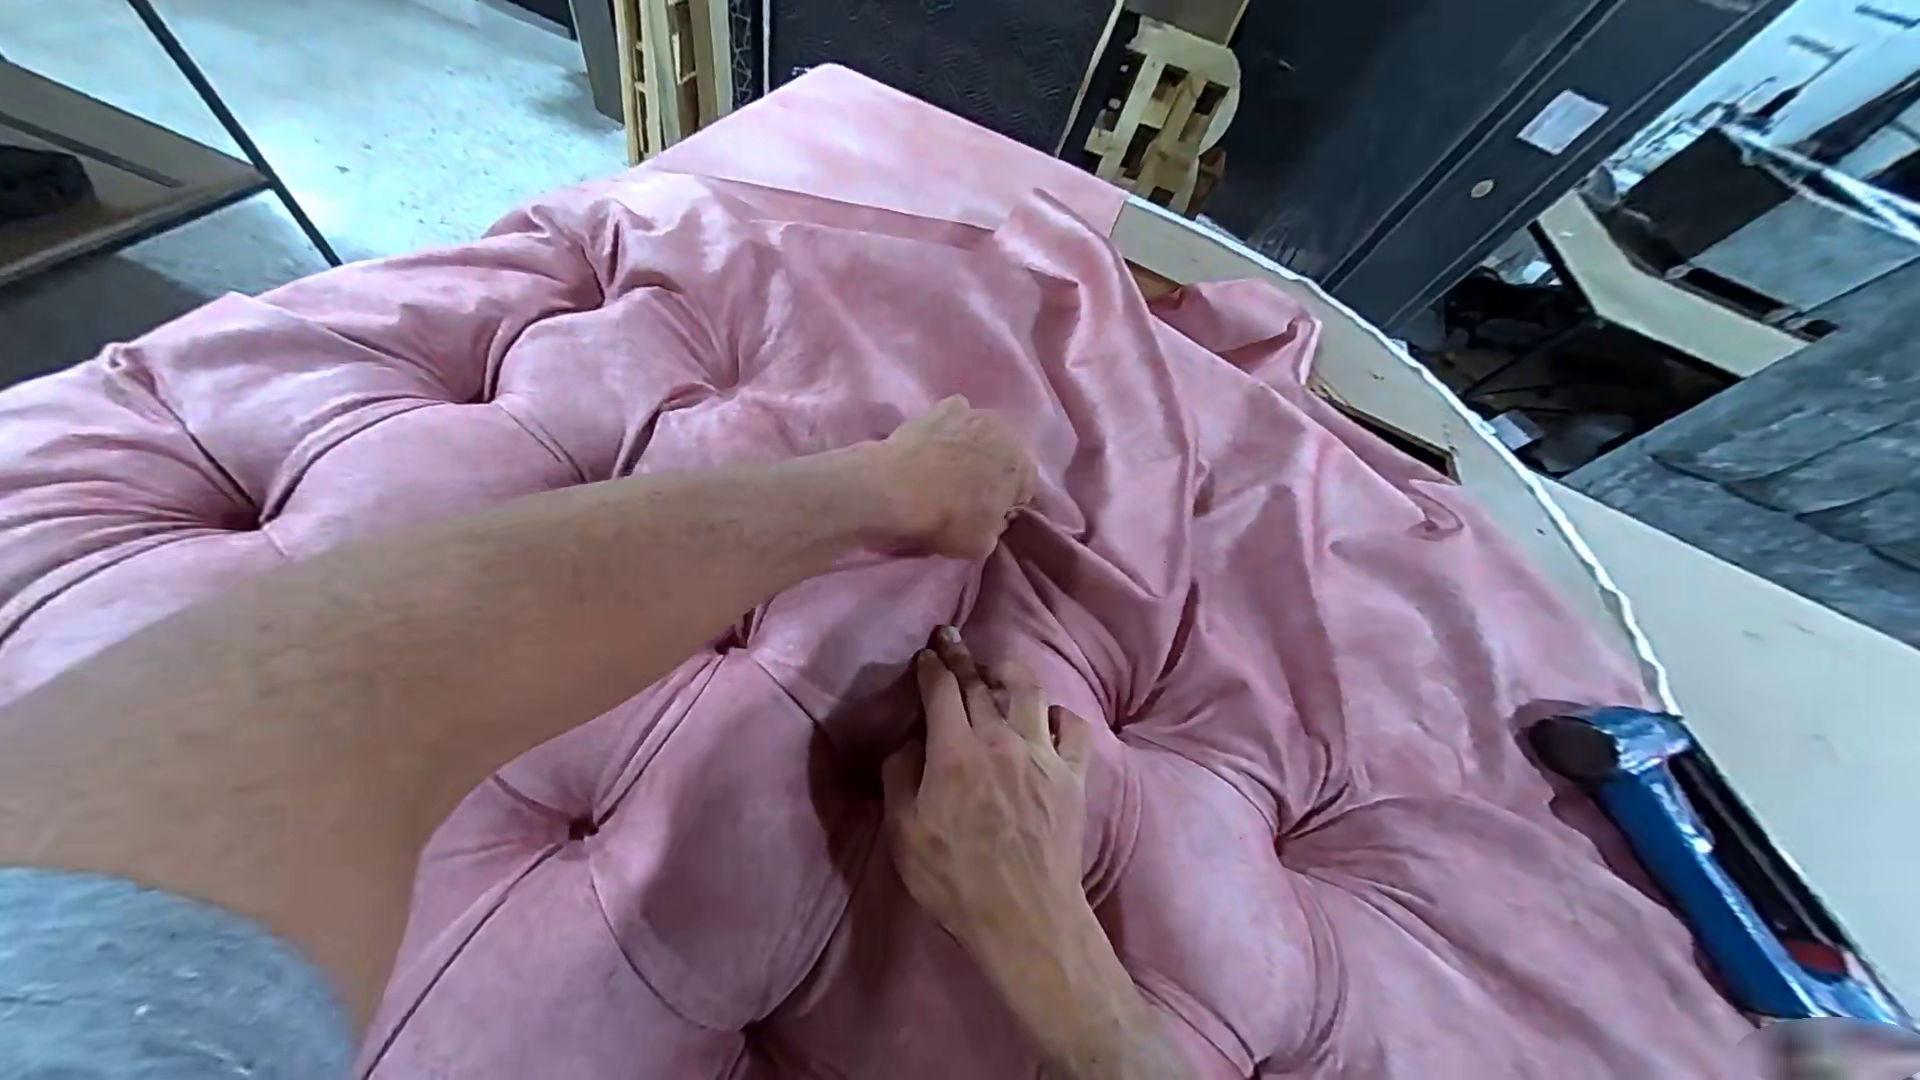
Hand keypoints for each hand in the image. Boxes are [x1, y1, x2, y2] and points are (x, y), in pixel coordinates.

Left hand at [864, 396, 1034, 558]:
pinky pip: (955, 416)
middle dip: (994, 470)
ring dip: (974, 447)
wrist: (895, 490)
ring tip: (949, 468)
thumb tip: (994, 517)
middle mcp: (1006, 431)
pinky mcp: (941, 407)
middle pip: (1006, 455)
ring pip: (982, 433)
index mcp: (1023, 465)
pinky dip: (950, 428)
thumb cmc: (946, 520)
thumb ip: (998, 527)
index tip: (989, 513)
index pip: (1025, 487)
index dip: (1007, 503)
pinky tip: (935, 444)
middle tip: (969, 491)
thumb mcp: (983, 544)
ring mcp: (973, 413)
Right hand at [883, 626, 1092, 948]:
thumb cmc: (956, 880)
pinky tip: (1047, 718)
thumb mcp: (905, 834)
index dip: (931, 666)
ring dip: (1008, 670)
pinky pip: (1073, 726)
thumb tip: (909, 743)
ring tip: (996, 668)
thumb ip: (900, 777)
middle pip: (978, 681)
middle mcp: (999, 740)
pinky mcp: (1071, 773)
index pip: (941, 690)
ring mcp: (1041, 753)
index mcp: (955, 752)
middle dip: (959, 655)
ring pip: (1028, 689)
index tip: (926, 655)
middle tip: (950, 637)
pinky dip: (1059, 715)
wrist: (1025, 918)